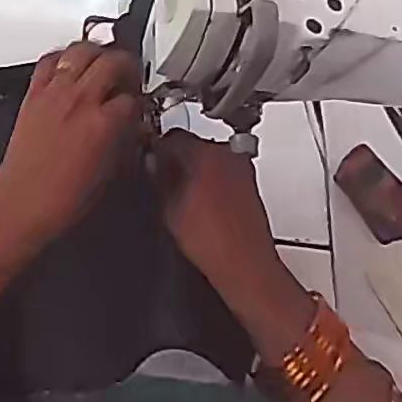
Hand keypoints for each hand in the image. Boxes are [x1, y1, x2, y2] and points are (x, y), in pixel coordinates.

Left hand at [0, 42, 145, 248]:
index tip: (140, 105)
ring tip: (102, 62)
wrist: (22, 203)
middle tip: (129, 76)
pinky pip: (48, 60)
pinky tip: (69, 64)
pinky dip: (62, 56)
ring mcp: (55, 93)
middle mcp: (80, 101)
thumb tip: (135, 129)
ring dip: (98, 53)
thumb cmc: (61, 198)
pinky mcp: (33, 93)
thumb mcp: (110, 173)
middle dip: (127, 66)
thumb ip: (126, 142)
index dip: (141, 101)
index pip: (133, 98)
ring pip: (82, 50)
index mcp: (104, 124)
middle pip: (113, 61)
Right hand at [153, 129, 289, 299]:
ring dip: (196, 167)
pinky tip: (204, 202)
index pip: (171, 136)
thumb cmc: (212, 242)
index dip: (157, 149)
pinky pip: (224, 169)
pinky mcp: (249, 180)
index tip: (152, 159)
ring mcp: (240, 166)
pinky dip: (213, 178)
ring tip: (186, 195)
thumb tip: (153, 163)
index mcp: (202, 154)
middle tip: (165, 178)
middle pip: (191, 143)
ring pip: (209, 155)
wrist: (244, 264)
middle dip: (177, 157)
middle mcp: (224, 154)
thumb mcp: (169, 209)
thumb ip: (159, 178)